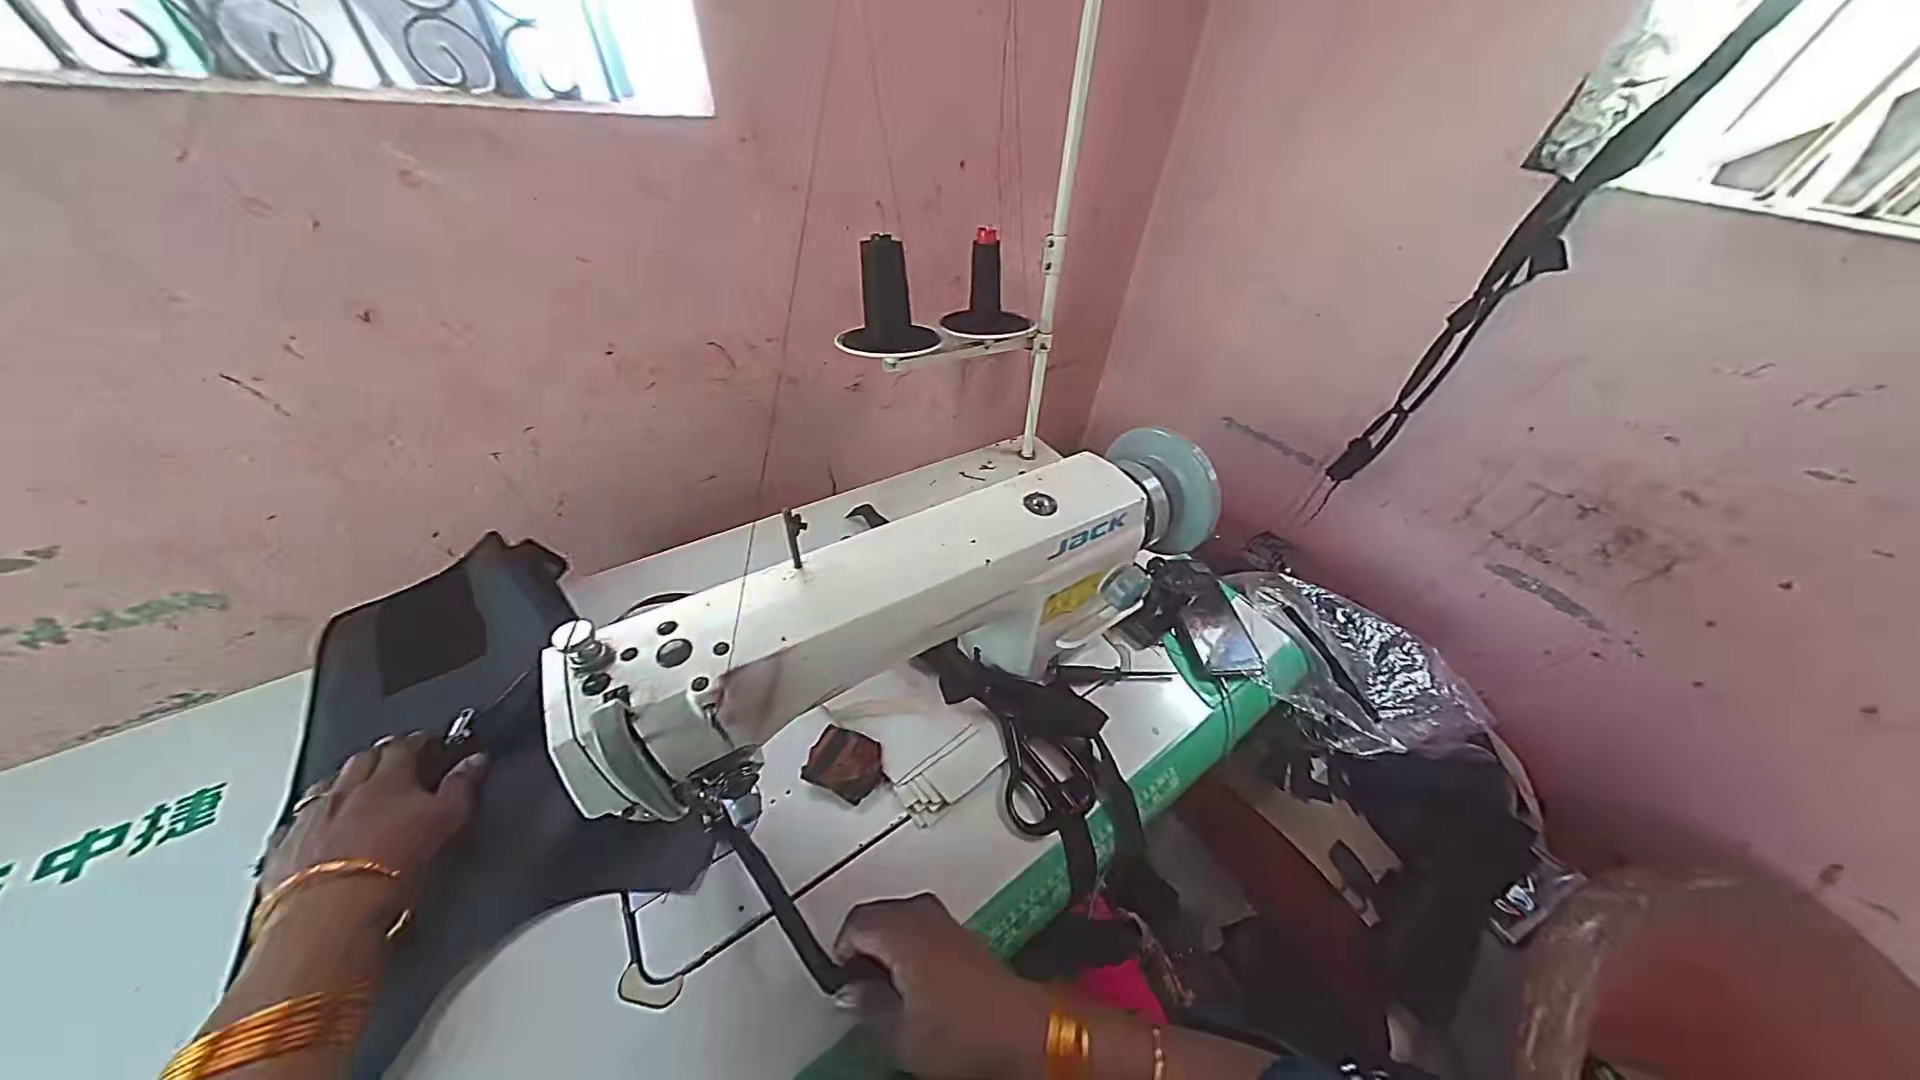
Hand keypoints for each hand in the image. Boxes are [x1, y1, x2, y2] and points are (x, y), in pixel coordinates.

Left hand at [261, 733, 486, 930]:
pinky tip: (317, 827)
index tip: (428, 744)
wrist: (331, 914)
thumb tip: (474, 762)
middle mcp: (344, 792)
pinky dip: (309, 820)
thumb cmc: (392, 866)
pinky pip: (294, 824)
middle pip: (361, 760)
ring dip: (342, 783)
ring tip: (357, 790)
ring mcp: (308, 821)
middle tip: (395, 760)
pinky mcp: (281, 852)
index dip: (419, 742)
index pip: (404, 746)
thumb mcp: (449, 819)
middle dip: (380, 755)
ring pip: (325, 787)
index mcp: (387, 779)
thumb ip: (463, 784)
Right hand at [833, 894, 1049, 1079]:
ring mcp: (944, 920)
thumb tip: (851, 993)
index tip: (838, 975)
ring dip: (884, 944)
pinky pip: (919, 925)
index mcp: (904, 928)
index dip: (840, 950)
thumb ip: (865, 1005)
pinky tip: (911, 980)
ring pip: (898, 919)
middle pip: (876, 915)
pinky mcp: (959, 931)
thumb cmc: (965, 1027)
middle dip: (861, 945)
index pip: (856, 922)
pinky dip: (906, 945)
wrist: (1017, 1029)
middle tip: (855, 981)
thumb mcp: (898, 1031)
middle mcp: (924, 913)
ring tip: (883, 985)